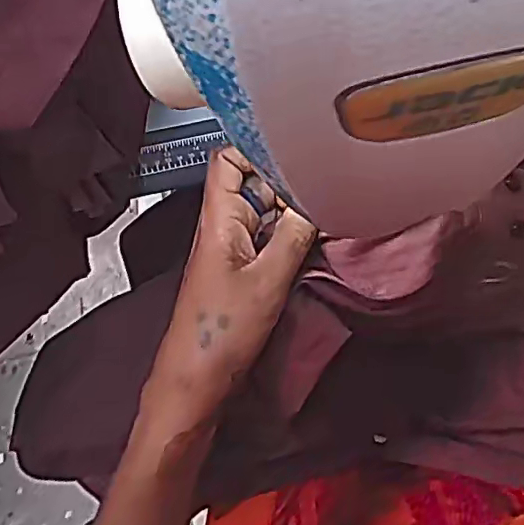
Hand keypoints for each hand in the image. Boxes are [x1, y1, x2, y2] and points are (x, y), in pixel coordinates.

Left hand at [139, 147, 316, 434]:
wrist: (196, 379)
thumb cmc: (221, 331)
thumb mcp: (268, 279)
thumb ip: (295, 234)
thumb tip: (320, 199)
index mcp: (218, 218)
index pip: (227, 159)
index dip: (256, 145)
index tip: (295, 147)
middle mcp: (224, 225)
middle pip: (254, 181)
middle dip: (287, 179)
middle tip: (323, 184)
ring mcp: (234, 246)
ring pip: (265, 209)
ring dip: (292, 207)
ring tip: (326, 206)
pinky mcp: (243, 266)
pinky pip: (269, 235)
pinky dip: (291, 232)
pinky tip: (316, 235)